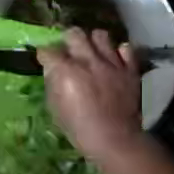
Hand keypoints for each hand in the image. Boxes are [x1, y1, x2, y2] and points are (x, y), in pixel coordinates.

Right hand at [37, 28, 143, 160]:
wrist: (115, 140)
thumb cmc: (80, 130)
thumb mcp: (56, 109)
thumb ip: (53, 85)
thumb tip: (53, 71)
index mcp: (66, 72)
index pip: (48, 51)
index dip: (44, 55)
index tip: (45, 59)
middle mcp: (88, 61)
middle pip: (74, 34)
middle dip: (68, 40)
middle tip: (68, 51)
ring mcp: (111, 63)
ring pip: (100, 35)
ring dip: (93, 41)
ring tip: (92, 51)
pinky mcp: (129, 69)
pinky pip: (125, 49)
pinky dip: (119, 52)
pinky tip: (114, 61)